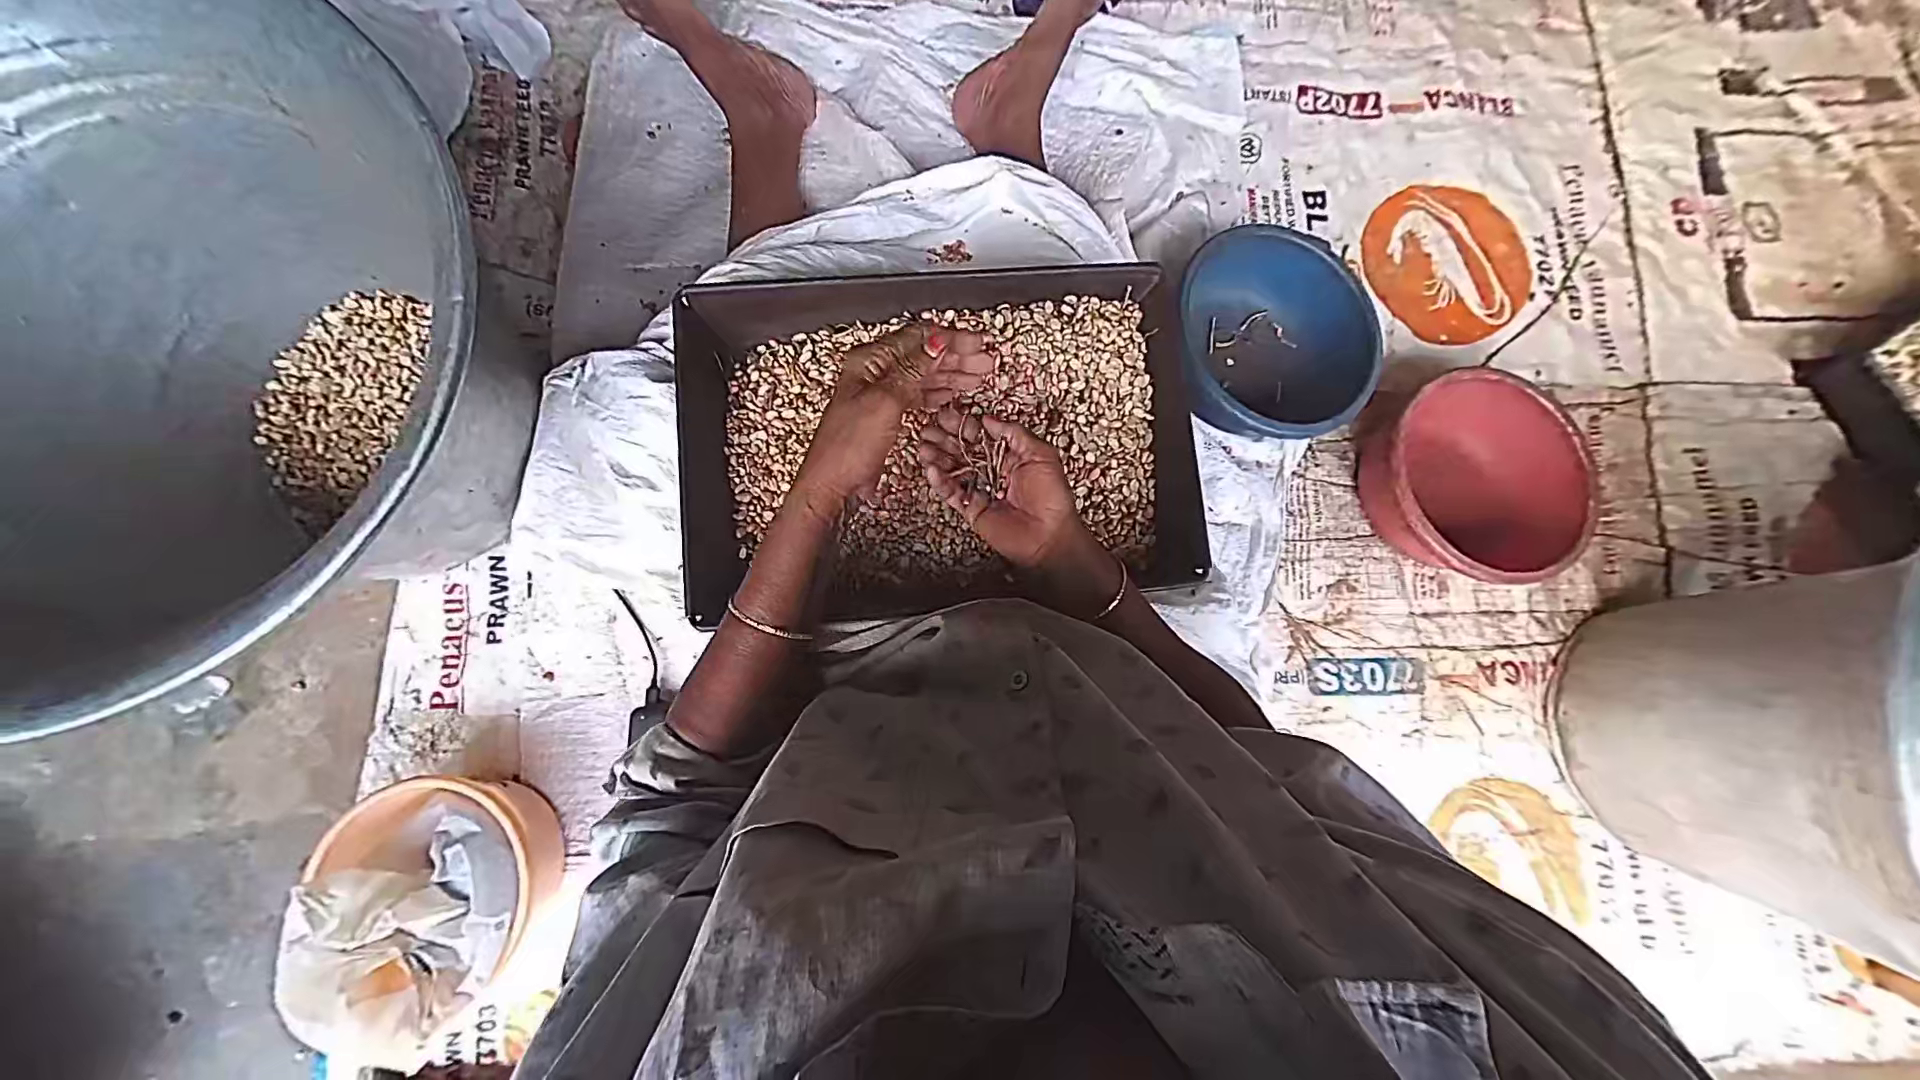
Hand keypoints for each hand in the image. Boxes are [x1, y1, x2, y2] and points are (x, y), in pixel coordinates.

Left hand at [791, 324, 992, 512]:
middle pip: (924, 355)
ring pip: (924, 375)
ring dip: (953, 373)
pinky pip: (919, 394)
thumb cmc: (847, 447)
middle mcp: (875, 373)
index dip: (952, 339)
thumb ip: (913, 370)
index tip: (979, 342)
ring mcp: (881, 394)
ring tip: (979, 374)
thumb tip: (937, 342)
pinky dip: (939, 391)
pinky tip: (955, 390)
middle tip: (987, 359)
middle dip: (958, 355)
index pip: (918, 339)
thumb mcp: (885, 402)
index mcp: (870, 361)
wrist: (832, 484)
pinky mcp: (888, 415)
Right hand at [917, 410, 1121, 613]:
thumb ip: (1015, 434)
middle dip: (944, 439)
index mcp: (1007, 456)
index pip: (979, 436)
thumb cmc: (1052, 497)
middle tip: (927, 429)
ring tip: (923, 447)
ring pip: (953, 470)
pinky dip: (940, 482)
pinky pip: (952, 493)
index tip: (946, 415)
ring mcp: (980, 490)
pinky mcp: (972, 509)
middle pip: (962, 451)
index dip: (962, 425)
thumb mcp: (1041, 455)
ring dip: (937, 458)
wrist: (1050, 535)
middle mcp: (991, 471)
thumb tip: (989, 419)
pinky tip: (932, 469)